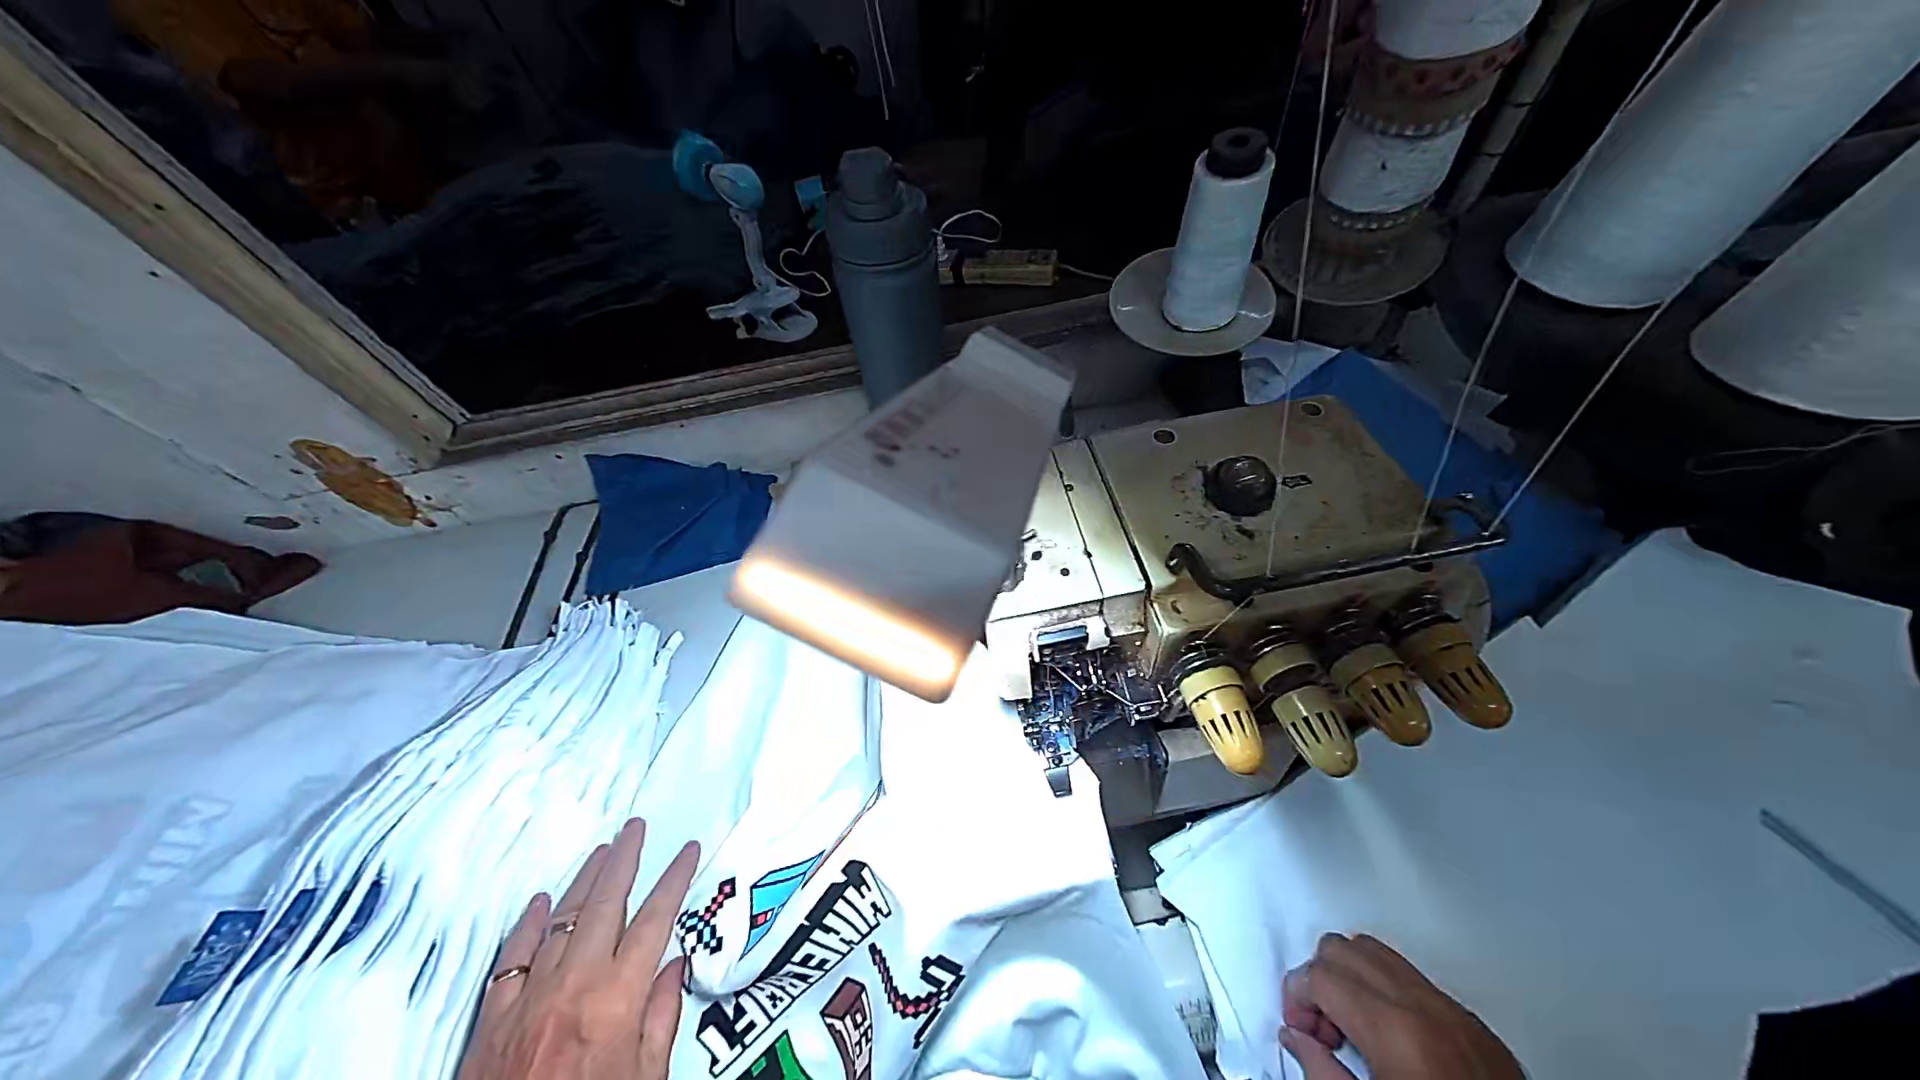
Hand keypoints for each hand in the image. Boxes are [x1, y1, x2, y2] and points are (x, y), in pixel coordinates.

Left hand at [458, 819, 699, 1079]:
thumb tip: (674, 970)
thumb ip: (661, 1018)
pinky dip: (526, 926)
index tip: (687, 853)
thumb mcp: (646, 1079)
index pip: (654, 919)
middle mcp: (573, 987)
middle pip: (605, 903)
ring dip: (584, 881)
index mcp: (617, 1000)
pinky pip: (511, 957)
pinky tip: (538, 903)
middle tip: (635, 829)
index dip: (674, 879)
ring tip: (602, 852)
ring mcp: (529, 998)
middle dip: (625, 859)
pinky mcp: (493, 1018)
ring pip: (560, 920)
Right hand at [1279, 933, 1521, 1079]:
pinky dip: (1384, 987)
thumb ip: (1322, 1072)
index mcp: (1393, 1031)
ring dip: (1350, 976)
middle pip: (1340, 948)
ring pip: (1374, 949)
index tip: (1299, 1026)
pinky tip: (1387, 1032)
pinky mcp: (1475, 1024)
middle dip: (1318, 980)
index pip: (1317, 974)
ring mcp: (1453, 1011)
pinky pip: (1411, 975)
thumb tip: (1297, 1038)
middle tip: (1322, 1027)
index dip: (1295, 995)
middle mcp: (1422, 1007)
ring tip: (1353, 1026)